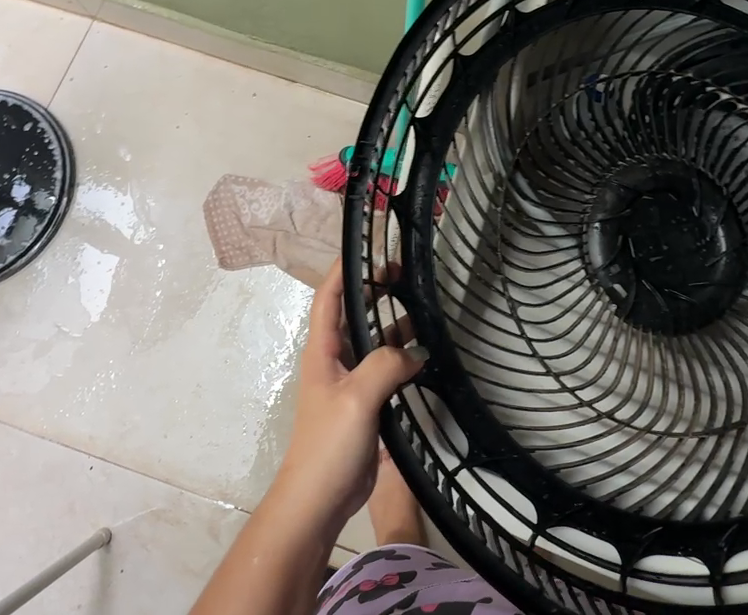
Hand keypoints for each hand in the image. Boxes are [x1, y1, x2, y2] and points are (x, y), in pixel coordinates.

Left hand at [267, 259, 425, 535]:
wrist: (320, 500)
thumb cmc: (329, 443)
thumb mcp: (357, 397)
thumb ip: (385, 365)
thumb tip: (414, 353)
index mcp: (322, 351)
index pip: (328, 298)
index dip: (343, 270)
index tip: (366, 247)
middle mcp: (335, 360)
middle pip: (355, 316)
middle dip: (376, 292)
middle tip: (406, 273)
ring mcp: (351, 384)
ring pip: (374, 344)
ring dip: (395, 326)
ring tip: (424, 308)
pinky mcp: (366, 406)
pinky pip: (386, 371)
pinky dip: (404, 359)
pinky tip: (427, 356)